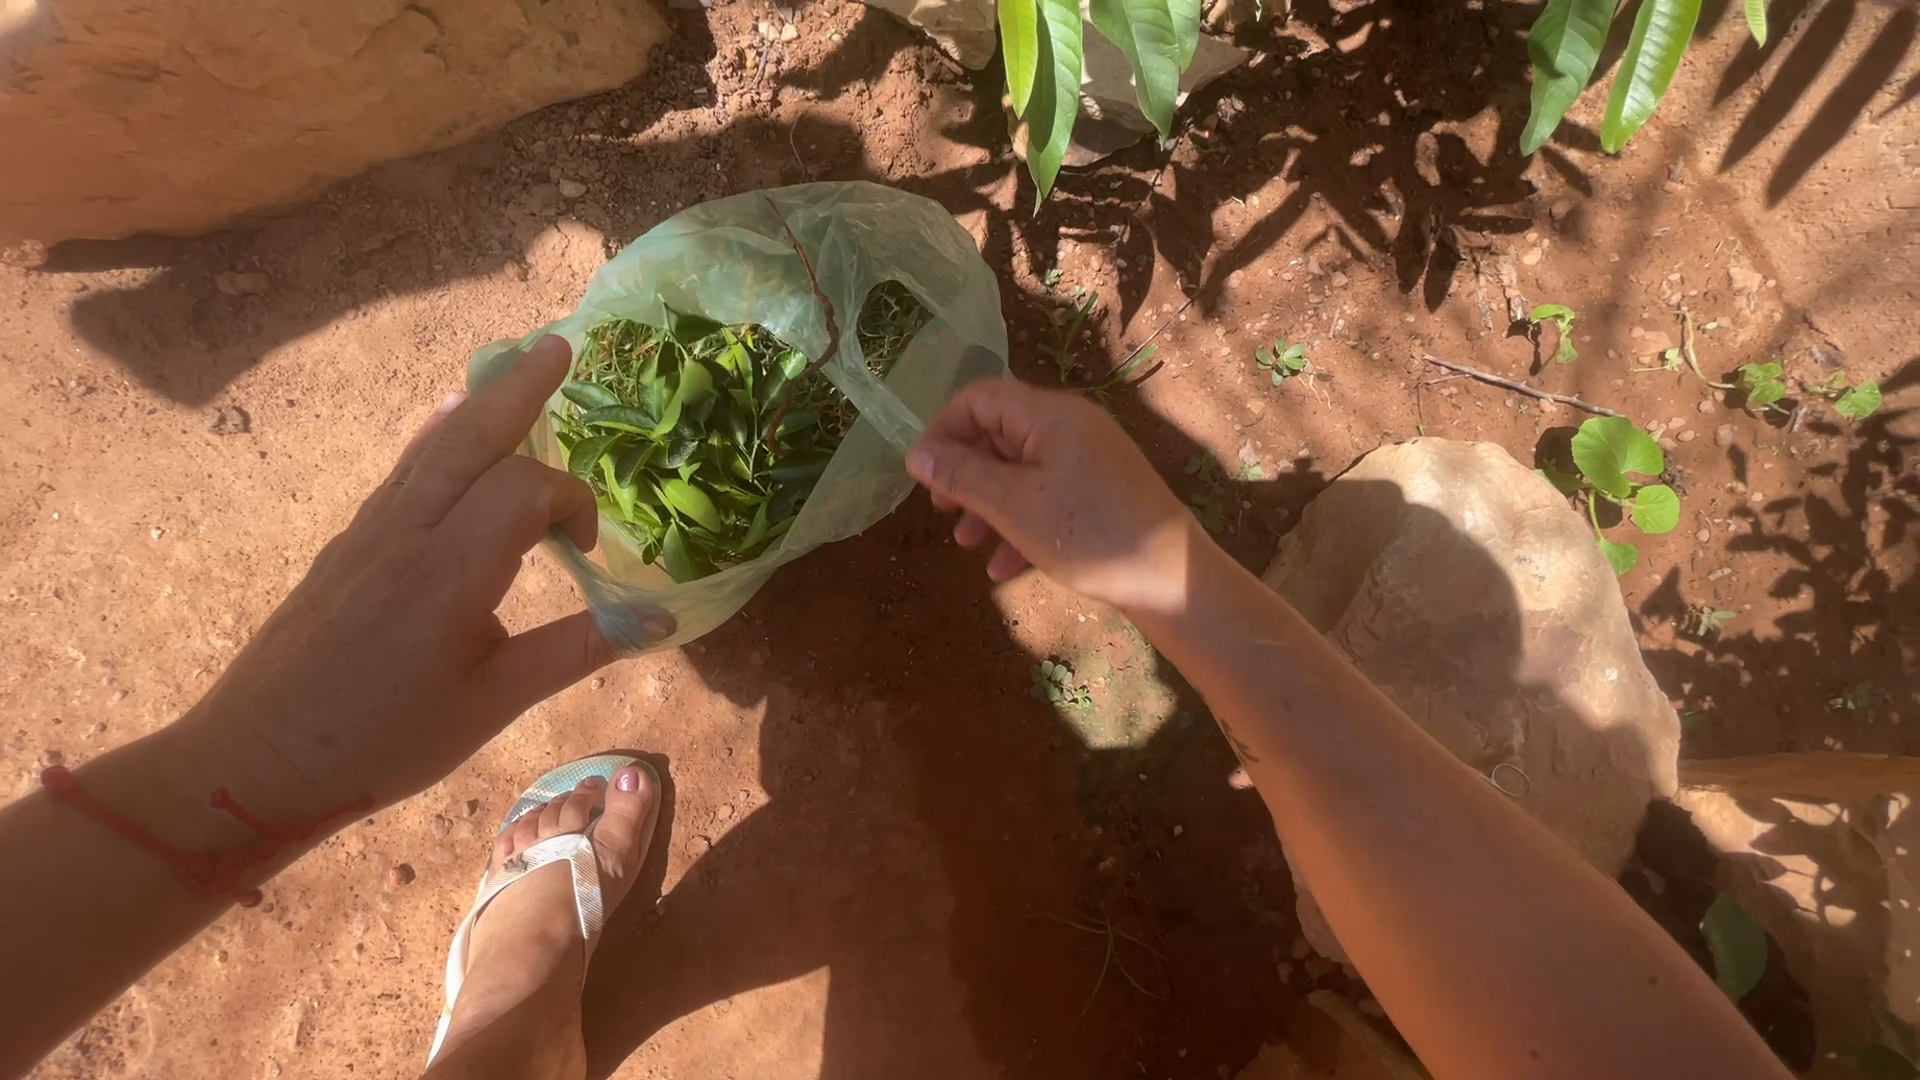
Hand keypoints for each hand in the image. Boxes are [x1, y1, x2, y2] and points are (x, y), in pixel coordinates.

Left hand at [145, 335, 621, 834]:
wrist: (249, 767)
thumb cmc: (385, 740)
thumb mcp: (497, 701)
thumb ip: (581, 648)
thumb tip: (663, 620)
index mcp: (448, 571)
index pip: (525, 490)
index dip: (573, 504)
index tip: (588, 552)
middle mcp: (406, 533)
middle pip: (470, 438)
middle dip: (520, 389)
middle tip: (559, 345)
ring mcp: (370, 533)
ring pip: (433, 447)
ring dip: (481, 402)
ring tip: (516, 366)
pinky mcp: (352, 545)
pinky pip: (406, 470)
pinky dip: (440, 435)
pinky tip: (448, 421)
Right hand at [906, 379, 1198, 614]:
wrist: (1171, 579)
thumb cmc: (1088, 534)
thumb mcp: (1014, 506)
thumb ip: (962, 475)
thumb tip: (916, 454)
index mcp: (1050, 416)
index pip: (980, 398)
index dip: (943, 430)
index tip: (922, 473)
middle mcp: (1070, 428)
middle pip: (999, 435)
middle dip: (965, 474)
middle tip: (942, 510)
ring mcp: (1087, 461)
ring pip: (1020, 472)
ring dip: (988, 506)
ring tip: (967, 544)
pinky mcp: (1098, 494)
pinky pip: (1046, 498)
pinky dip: (1020, 525)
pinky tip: (1004, 567)